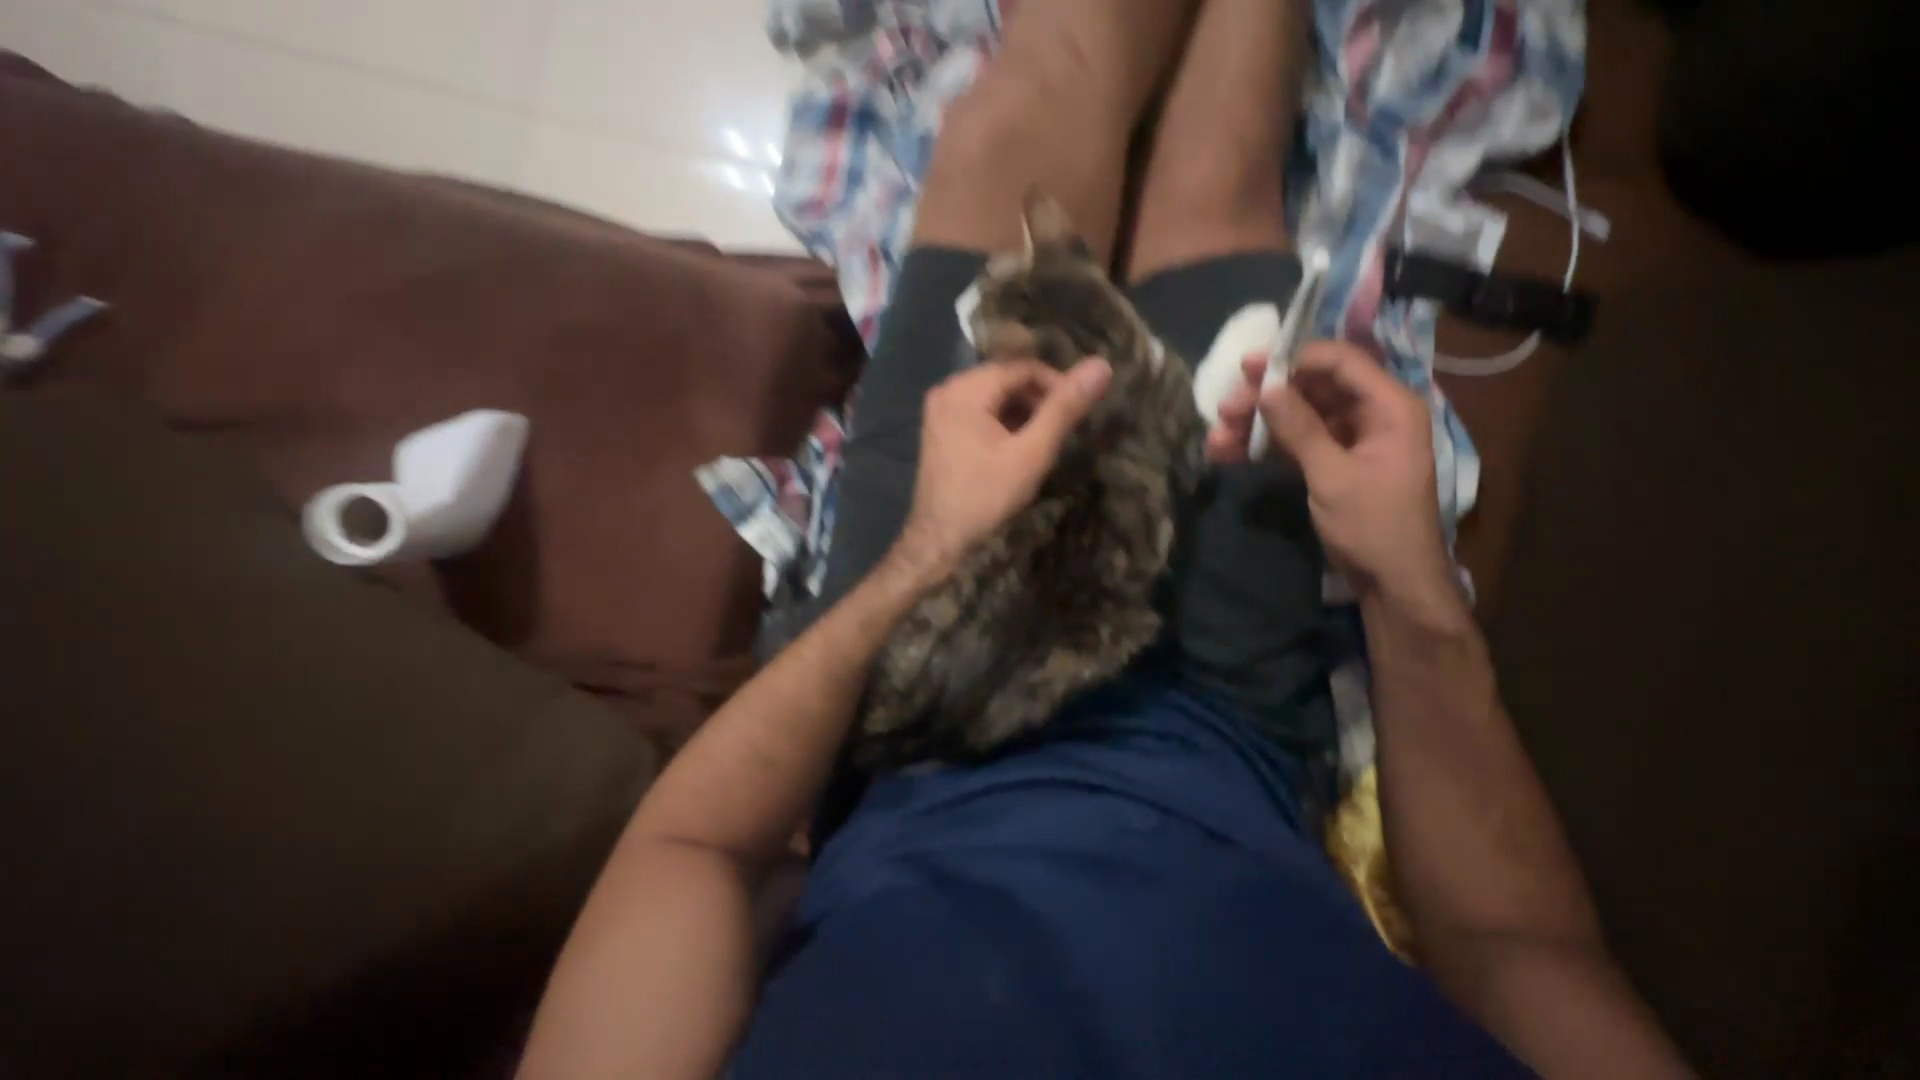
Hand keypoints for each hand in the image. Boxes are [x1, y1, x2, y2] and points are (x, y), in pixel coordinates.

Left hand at [892, 356, 1110, 575]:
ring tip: (1042, 442)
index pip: (1023, 367)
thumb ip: (1064, 408)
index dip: (1057, 384)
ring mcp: (939, 410)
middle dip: (1039, 400)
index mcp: (964, 389)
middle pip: (1007, 379)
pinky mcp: (940, 429)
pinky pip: (980, 412)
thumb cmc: (985, 496)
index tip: (1079, 413)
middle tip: (1062, 431)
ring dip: (1023, 413)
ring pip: (995, 396)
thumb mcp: (1031, 452)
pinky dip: (1003, 423)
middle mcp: (947, 390)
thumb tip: (1101, 365)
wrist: (939, 540)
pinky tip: (1018, 448)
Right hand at [1207, 342, 1459, 612]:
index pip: (1341, 362)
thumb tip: (1267, 388)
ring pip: (1298, 416)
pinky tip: (1229, 451)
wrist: (1394, 583)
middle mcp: (1372, 414)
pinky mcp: (1332, 463)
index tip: (1250, 367)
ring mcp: (1351, 439)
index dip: (1295, 359)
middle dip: (1267, 396)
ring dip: (1258, 423)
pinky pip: (1296, 442)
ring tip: (1218, 436)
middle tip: (1226, 407)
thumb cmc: (1374, 525)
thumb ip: (1300, 429)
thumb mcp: (1333, 475)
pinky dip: (1266, 446)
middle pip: (1314, 388)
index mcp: (1389, 407)